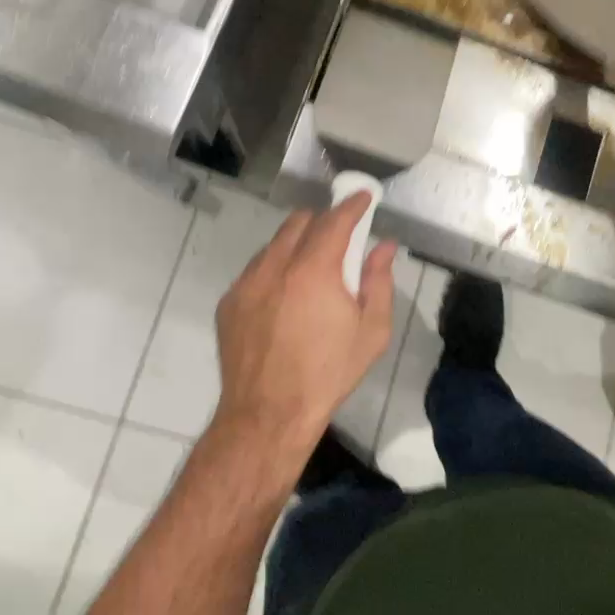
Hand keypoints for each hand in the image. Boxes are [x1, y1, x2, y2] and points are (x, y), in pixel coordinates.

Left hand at [213, 193, 397, 455]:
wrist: (268, 415)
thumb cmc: (328, 375)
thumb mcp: (370, 332)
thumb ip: (378, 282)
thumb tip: (384, 247)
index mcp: (314, 271)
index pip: (335, 221)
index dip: (352, 206)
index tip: (362, 198)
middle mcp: (275, 267)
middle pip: (300, 222)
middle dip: (323, 221)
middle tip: (340, 237)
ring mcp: (247, 283)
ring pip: (274, 244)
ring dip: (296, 245)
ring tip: (311, 272)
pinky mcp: (229, 302)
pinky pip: (256, 270)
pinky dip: (274, 270)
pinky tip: (285, 298)